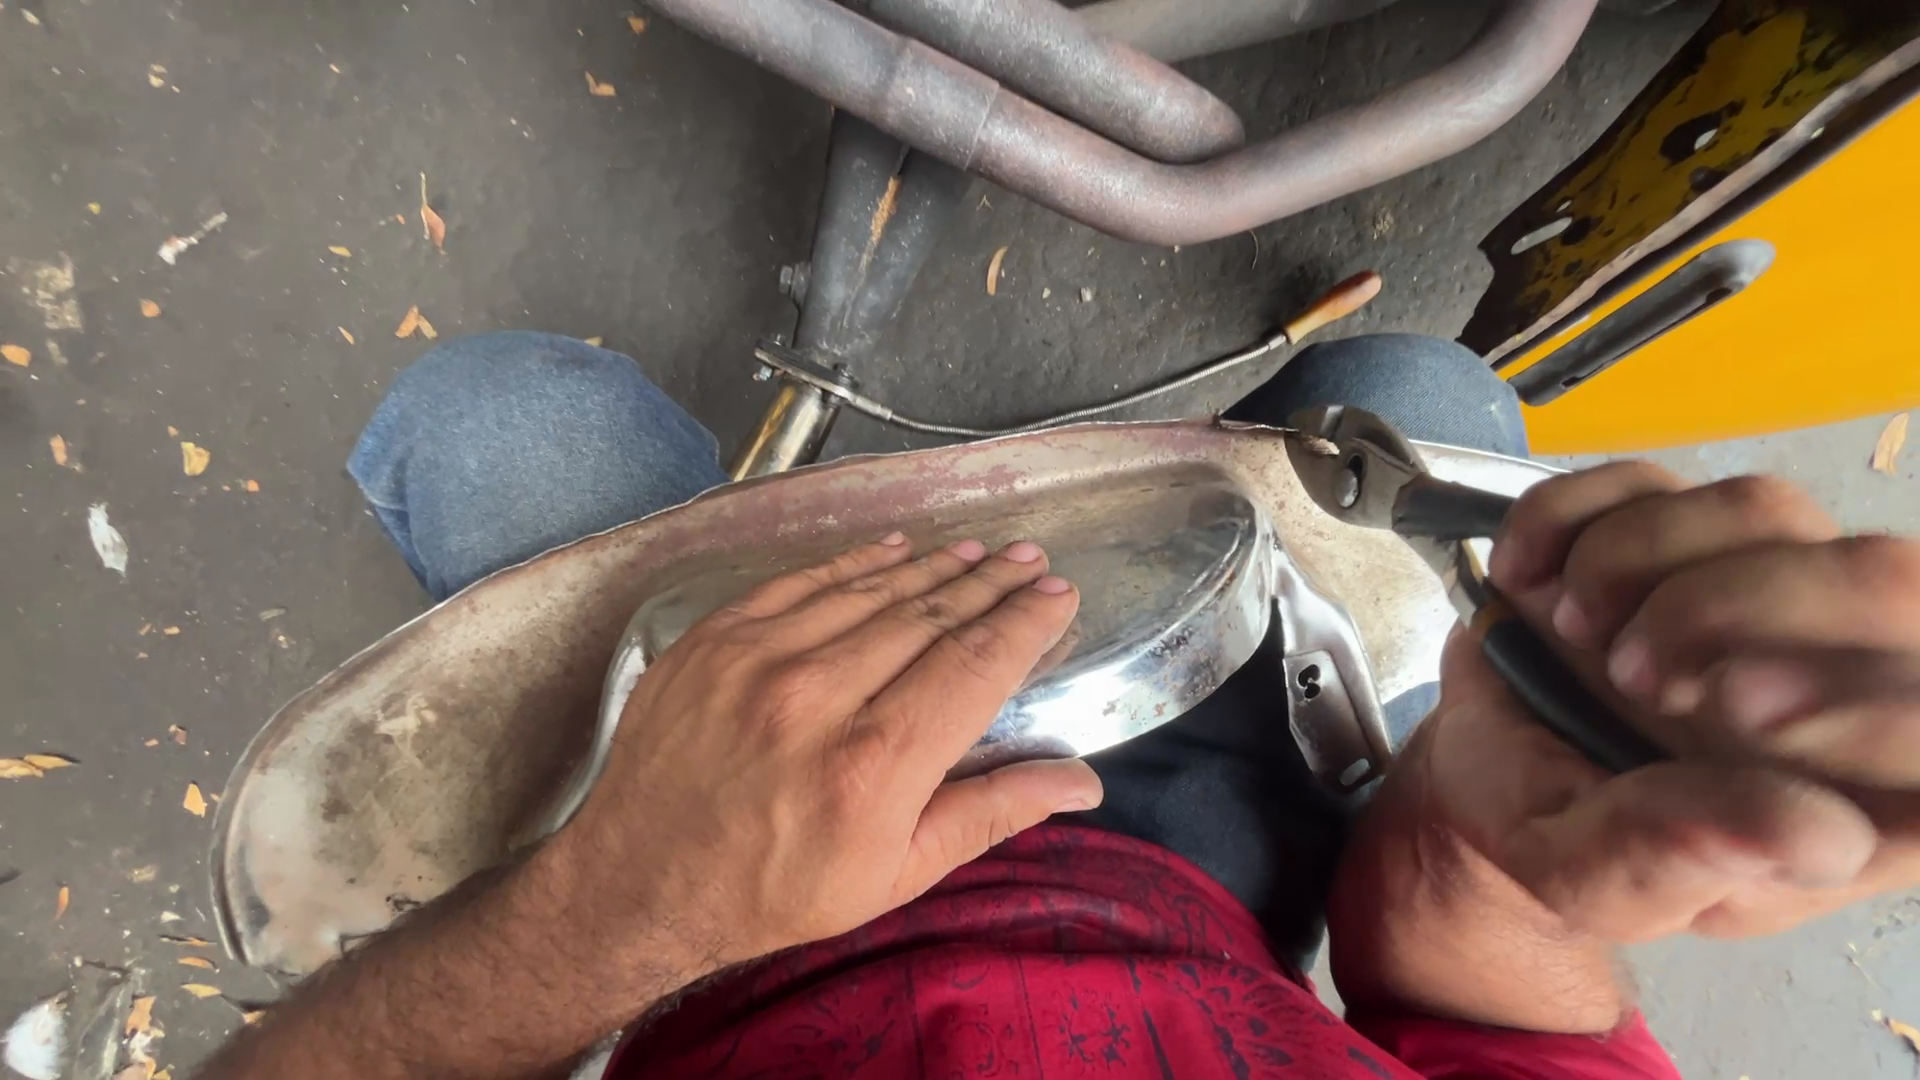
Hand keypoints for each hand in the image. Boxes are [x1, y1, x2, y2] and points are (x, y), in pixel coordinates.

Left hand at [542, 534, 1102, 972]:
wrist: (639, 881)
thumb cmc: (779, 888)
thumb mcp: (895, 875)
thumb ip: (990, 814)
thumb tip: (1083, 783)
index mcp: (873, 767)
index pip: (973, 667)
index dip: (1024, 624)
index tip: (1058, 595)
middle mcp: (818, 699)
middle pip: (929, 617)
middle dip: (991, 583)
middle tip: (1030, 559)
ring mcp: (759, 658)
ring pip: (873, 591)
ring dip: (935, 565)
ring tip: (979, 550)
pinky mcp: (718, 636)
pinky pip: (806, 581)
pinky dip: (859, 560)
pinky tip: (898, 546)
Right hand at [1428, 463, 1919, 940]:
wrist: (1476, 767)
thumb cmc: (1541, 832)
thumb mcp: (1594, 878)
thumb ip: (1685, 855)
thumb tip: (1818, 823)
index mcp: (1862, 787)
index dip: (1872, 702)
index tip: (1729, 713)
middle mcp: (1829, 672)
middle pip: (1883, 576)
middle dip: (1735, 606)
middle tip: (1631, 673)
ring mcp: (1737, 590)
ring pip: (1752, 509)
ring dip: (1629, 562)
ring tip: (1570, 630)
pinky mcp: (1642, 542)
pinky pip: (1631, 482)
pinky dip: (1558, 516)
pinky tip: (1523, 575)